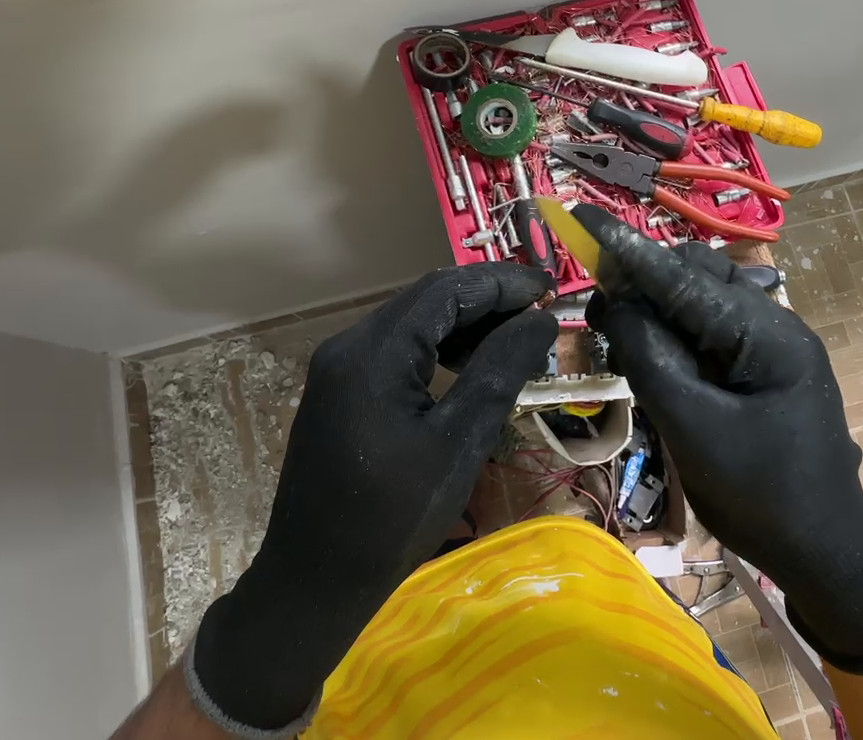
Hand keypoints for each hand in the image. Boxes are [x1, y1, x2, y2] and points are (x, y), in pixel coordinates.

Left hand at [185, 263, 558, 734]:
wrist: (314, 580)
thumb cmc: (391, 517)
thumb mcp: (458, 443)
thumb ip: (499, 370)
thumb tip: (539, 320)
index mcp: (373, 352)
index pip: (445, 290)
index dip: (501, 283)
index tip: (549, 289)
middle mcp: (350, 345)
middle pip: (427, 300)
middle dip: (486, 300)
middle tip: (540, 314)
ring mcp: (341, 366)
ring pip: (413, 322)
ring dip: (465, 324)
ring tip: (515, 341)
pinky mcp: (342, 388)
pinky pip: (398, 349)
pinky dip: (438, 348)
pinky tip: (470, 367)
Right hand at [577, 207, 862, 675]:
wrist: (823, 551)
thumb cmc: (762, 498)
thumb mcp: (695, 430)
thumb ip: (651, 360)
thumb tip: (613, 304)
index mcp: (768, 334)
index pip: (683, 279)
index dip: (627, 250)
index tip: (581, 216)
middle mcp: (772, 325)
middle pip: (694, 278)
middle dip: (640, 284)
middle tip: (596, 315)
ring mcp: (769, 344)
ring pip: (699, 301)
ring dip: (654, 311)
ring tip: (618, 339)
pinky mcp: (758, 366)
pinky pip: (707, 331)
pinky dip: (672, 336)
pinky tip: (650, 357)